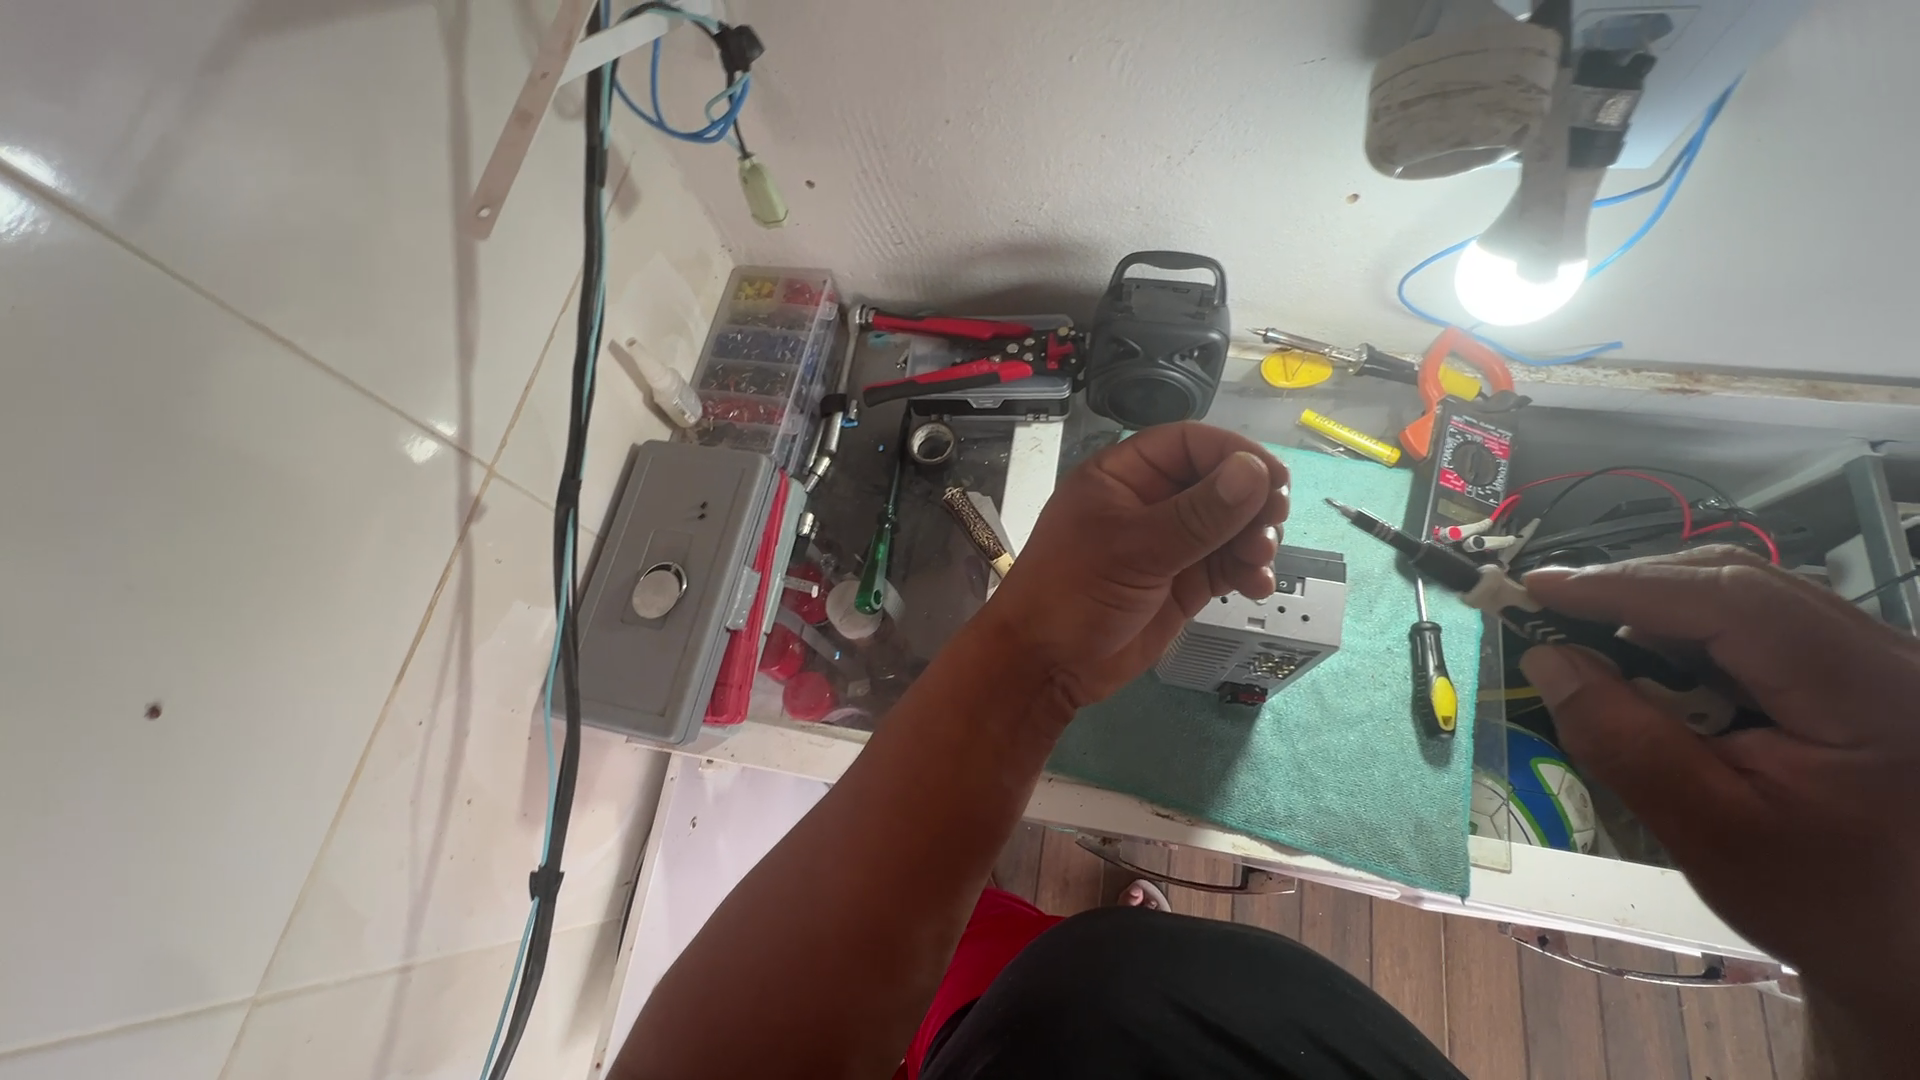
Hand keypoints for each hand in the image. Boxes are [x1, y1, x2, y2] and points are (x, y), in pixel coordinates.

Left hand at [980, 422, 1289, 710]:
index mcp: (1121, 476)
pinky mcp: (1182, 582)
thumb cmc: (1073, 593)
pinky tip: (1255, 586)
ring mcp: (1167, 543)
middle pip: (1215, 482)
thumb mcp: (1133, 549)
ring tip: (1258, 560)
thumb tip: (1255, 472)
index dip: (1233, 454)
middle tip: (1273, 522)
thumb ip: (1197, 514)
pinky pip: (1226, 563)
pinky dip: (1246, 570)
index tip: (1274, 479)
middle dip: (1250, 500)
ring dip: (1253, 537)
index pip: (1187, 444)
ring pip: (1228, 525)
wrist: (1047, 665)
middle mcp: (1147, 502)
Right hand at [1518, 549, 1919, 1041]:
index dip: (1624, 586)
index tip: (1536, 588)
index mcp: (1872, 696)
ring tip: (1595, 646)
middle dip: (1635, 591)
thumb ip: (1620, 737)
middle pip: (1742, 584)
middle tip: (1551, 611)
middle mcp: (1894, 659)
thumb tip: (1545, 658)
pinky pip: (1766, 626)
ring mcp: (1886, 664)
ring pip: (1750, 598)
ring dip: (1659, 614)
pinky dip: (1693, 637)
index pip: (1732, 603)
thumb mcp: (1704, 827)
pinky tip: (1657, 671)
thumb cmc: (1821, 900)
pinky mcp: (1869, 676)